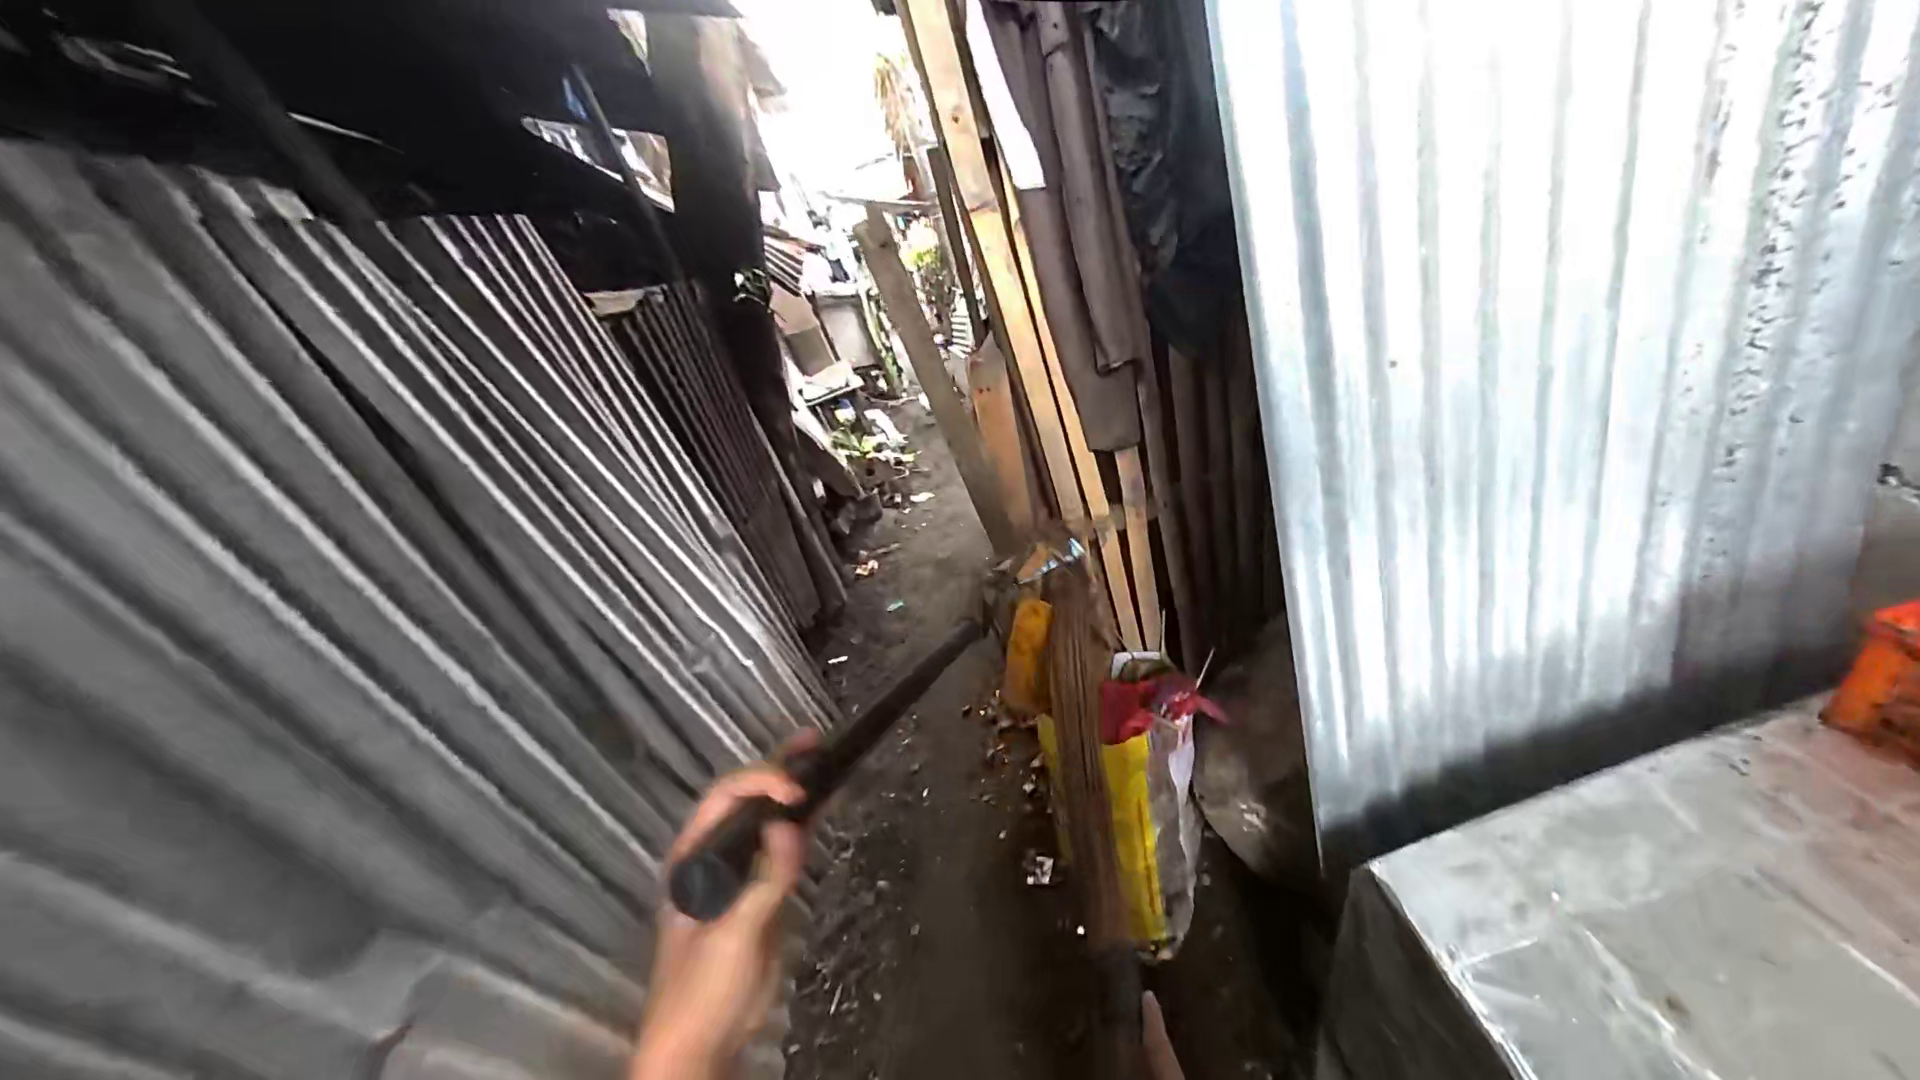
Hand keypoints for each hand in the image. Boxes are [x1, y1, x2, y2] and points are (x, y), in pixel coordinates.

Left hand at [630, 742, 813, 1079]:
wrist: (704, 1043)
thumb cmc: (700, 989)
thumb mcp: (731, 936)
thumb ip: (763, 881)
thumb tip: (790, 826)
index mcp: (693, 857)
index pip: (725, 799)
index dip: (760, 784)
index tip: (796, 793)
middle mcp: (715, 853)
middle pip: (745, 797)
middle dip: (777, 767)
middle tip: (813, 742)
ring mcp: (742, 868)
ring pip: (768, 815)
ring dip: (795, 786)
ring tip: (823, 754)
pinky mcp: (765, 887)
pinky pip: (788, 844)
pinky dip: (808, 819)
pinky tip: (828, 799)